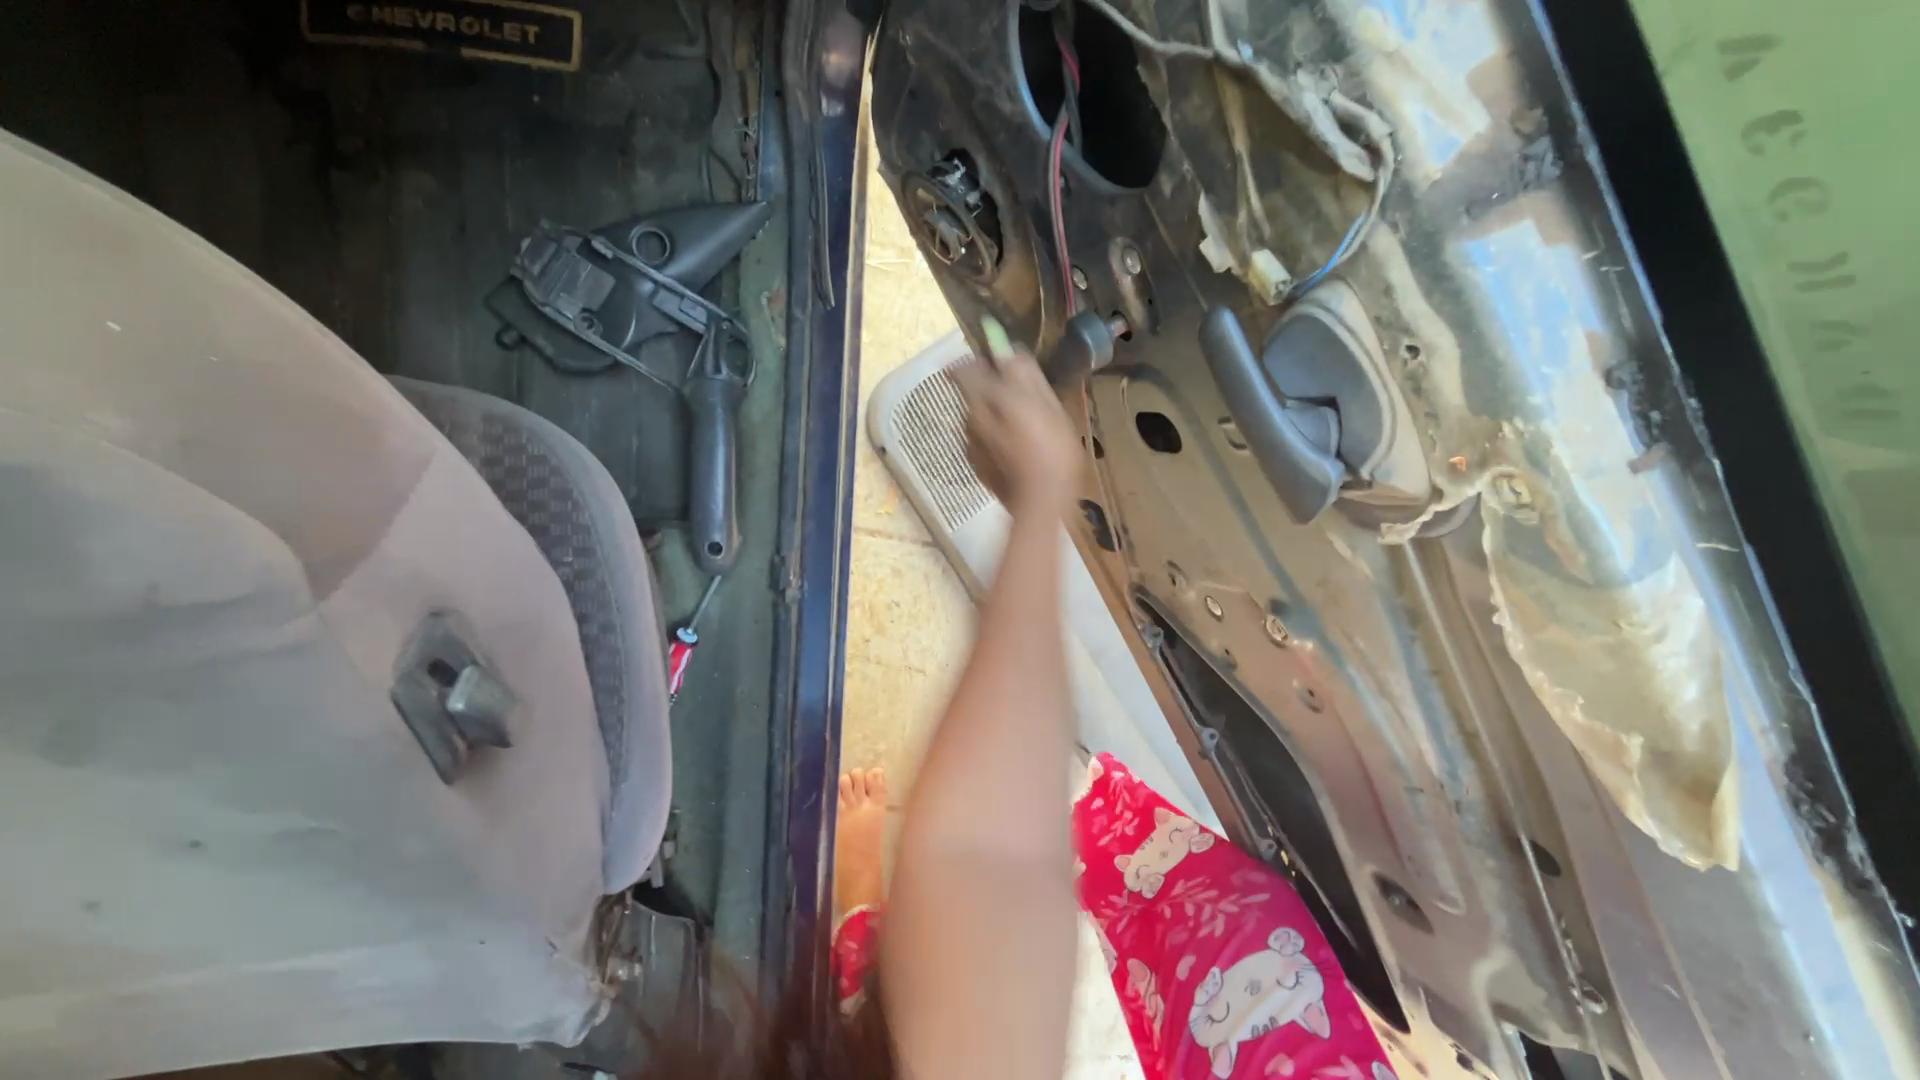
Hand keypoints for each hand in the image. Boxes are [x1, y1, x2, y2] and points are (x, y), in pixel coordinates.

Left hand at [952, 344, 1082, 518]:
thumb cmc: (1053, 452)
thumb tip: (1010, 353)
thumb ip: (1025, 376)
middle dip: (990, 391)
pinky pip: (981, 441)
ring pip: (977, 418)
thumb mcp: (1049, 407)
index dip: (975, 363)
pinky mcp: (975, 465)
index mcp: (987, 399)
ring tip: (1023, 427)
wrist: (1039, 503)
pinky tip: (1016, 450)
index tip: (993, 364)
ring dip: (993, 416)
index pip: (963, 370)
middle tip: (1018, 397)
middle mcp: (971, 418)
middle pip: (972, 395)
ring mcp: (970, 444)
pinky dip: (994, 439)